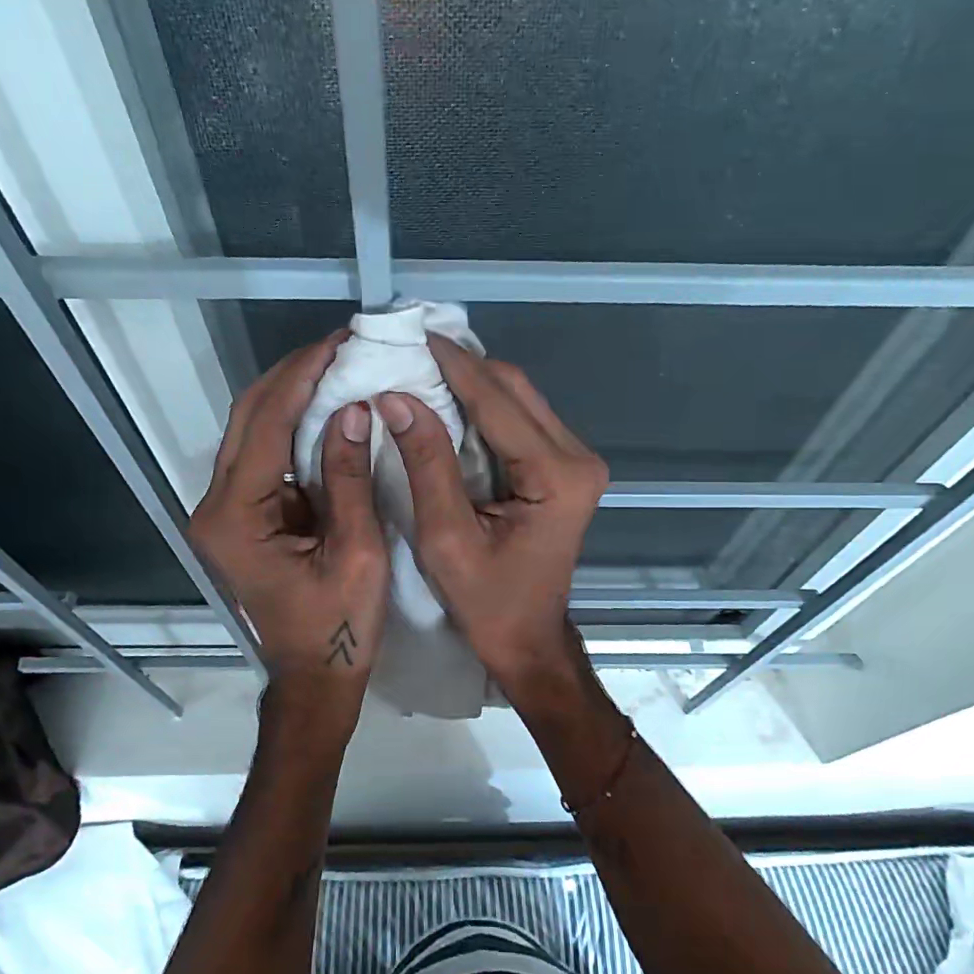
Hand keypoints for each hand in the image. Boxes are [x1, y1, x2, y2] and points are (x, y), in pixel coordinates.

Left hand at [191, 332, 388, 740]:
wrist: (314, 677)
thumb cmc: (339, 626)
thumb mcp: (357, 552)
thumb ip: (348, 479)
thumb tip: (351, 409)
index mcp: (237, 516)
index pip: (267, 423)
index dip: (304, 376)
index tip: (341, 341)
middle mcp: (216, 505)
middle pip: (248, 417)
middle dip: (294, 375)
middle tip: (341, 345)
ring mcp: (224, 511)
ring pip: (252, 430)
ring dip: (291, 395)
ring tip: (338, 366)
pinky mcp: (241, 516)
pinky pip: (264, 455)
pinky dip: (292, 425)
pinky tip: (327, 408)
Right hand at [379, 336, 609, 705]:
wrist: (529, 638)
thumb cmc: (487, 602)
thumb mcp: (446, 538)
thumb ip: (426, 464)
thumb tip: (396, 398)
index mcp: (556, 476)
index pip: (496, 401)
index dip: (450, 365)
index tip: (408, 334)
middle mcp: (578, 457)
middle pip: (514, 390)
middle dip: (461, 366)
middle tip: (408, 350)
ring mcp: (577, 460)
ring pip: (519, 399)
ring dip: (472, 382)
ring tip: (421, 368)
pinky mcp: (566, 467)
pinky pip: (521, 420)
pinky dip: (484, 405)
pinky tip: (448, 399)